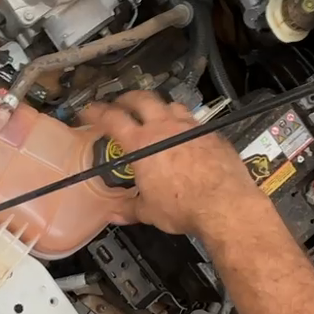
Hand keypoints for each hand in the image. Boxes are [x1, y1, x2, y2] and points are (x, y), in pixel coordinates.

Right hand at [78, 92, 266, 239]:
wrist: (224, 204)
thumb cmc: (183, 207)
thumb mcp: (149, 211)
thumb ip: (130, 209)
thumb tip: (114, 214)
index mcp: (142, 144)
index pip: (112, 119)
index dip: (97, 111)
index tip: (89, 110)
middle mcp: (165, 128)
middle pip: (142, 99)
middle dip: (127, 98)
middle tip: (121, 103)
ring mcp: (190, 127)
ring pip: (170, 104)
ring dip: (158, 106)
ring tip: (154, 114)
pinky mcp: (211, 134)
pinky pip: (193, 120)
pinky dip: (184, 123)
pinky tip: (184, 134)